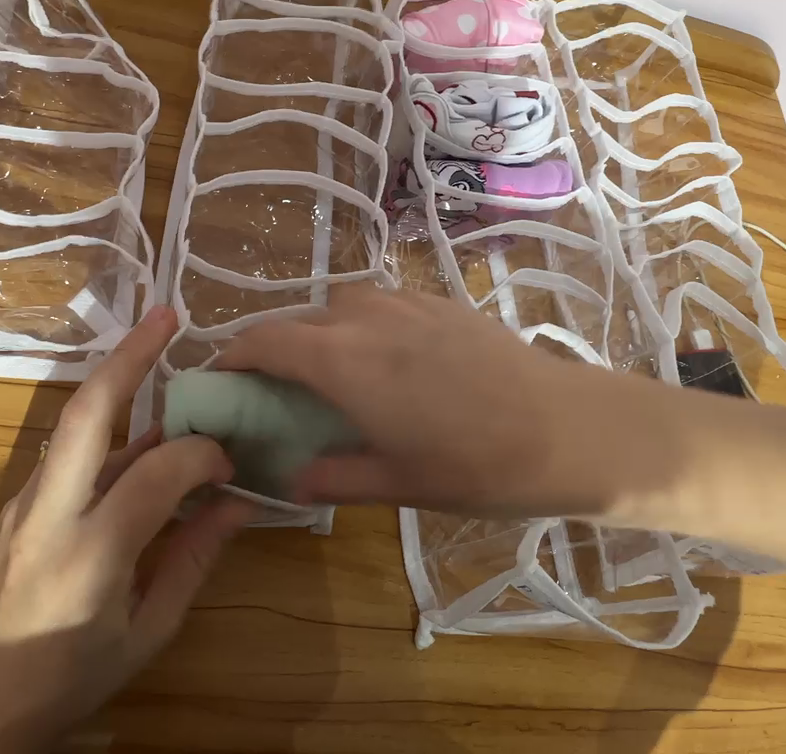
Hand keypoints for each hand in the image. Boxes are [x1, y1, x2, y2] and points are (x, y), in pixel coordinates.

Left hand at [0, 307, 255, 753]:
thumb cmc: (71, 681)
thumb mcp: (148, 633)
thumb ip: (194, 559)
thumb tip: (239, 502)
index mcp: (89, 557)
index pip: (156, 474)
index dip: (202, 456)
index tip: (230, 464)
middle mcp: (48, 515)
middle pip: (87, 413)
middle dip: (128, 355)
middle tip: (166, 314)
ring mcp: (23, 503)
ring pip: (74, 422)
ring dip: (117, 381)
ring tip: (159, 349)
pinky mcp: (16, 504)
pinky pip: (70, 452)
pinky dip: (111, 430)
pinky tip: (144, 435)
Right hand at [214, 283, 683, 518]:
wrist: (565, 427)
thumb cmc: (475, 464)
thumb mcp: (397, 484)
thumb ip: (333, 476)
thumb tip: (289, 478)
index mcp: (343, 361)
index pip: (264, 341)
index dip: (233, 356)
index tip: (221, 379)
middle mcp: (366, 318)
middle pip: (299, 320)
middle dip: (276, 348)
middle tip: (277, 388)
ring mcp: (407, 302)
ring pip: (341, 304)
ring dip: (322, 331)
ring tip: (334, 372)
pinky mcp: (441, 300)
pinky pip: (381, 302)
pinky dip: (363, 322)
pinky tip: (389, 358)